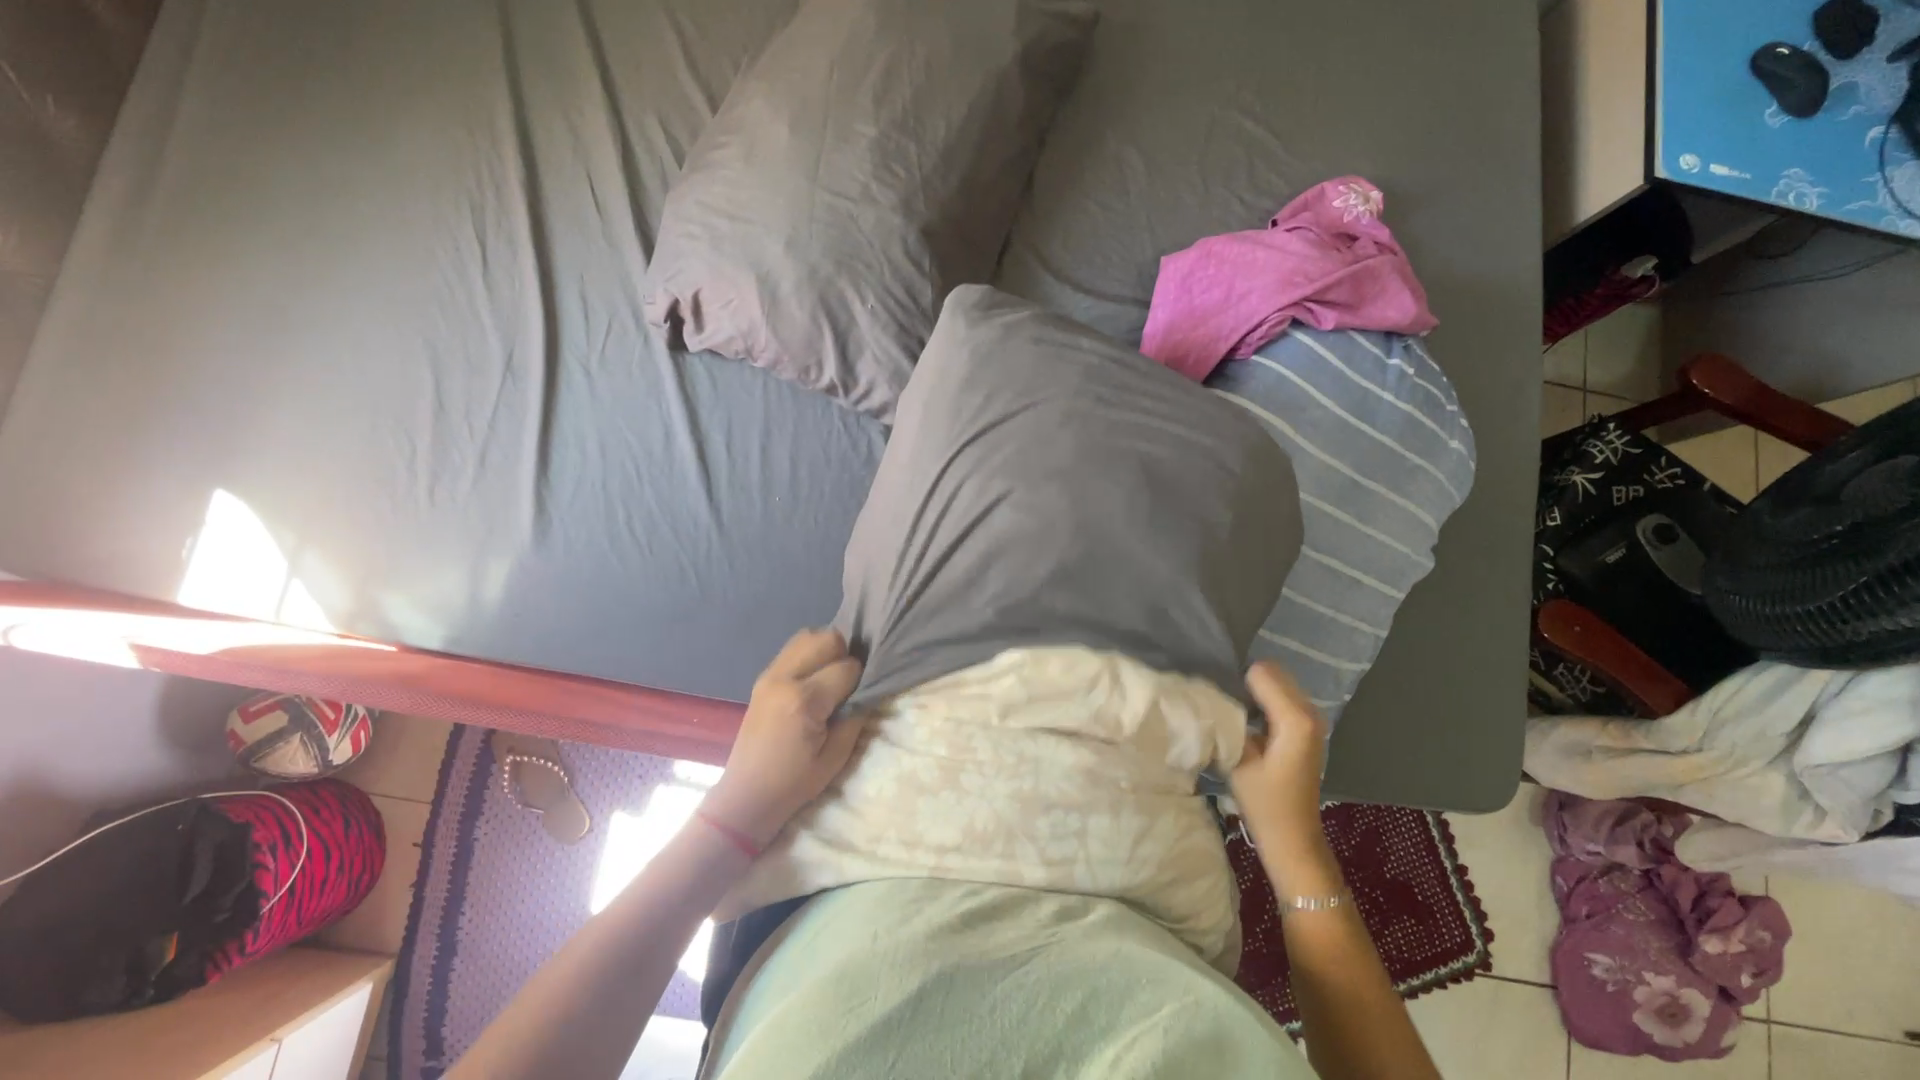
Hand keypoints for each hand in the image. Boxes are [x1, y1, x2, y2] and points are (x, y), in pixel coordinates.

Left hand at [703, 628, 866, 847]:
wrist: (747, 794)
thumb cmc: (794, 782)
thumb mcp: (836, 756)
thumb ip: (855, 717)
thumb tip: (867, 691)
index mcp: (804, 700)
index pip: (847, 667)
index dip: (861, 679)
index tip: (859, 698)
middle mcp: (784, 677)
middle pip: (827, 638)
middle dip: (844, 655)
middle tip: (846, 684)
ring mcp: (769, 674)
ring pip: (807, 636)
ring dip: (825, 651)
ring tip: (829, 679)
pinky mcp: (762, 678)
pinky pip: (792, 650)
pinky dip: (808, 656)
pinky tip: (813, 682)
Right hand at [1229, 661, 1330, 854]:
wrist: (1292, 834)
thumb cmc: (1264, 802)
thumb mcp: (1238, 759)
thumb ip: (1230, 722)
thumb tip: (1216, 697)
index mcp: (1295, 719)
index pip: (1262, 674)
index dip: (1238, 682)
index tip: (1222, 700)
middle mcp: (1311, 712)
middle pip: (1274, 673)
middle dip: (1248, 682)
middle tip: (1226, 705)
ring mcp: (1314, 719)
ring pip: (1281, 683)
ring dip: (1258, 691)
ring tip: (1236, 713)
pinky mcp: (1310, 727)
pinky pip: (1285, 698)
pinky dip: (1267, 701)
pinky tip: (1252, 723)